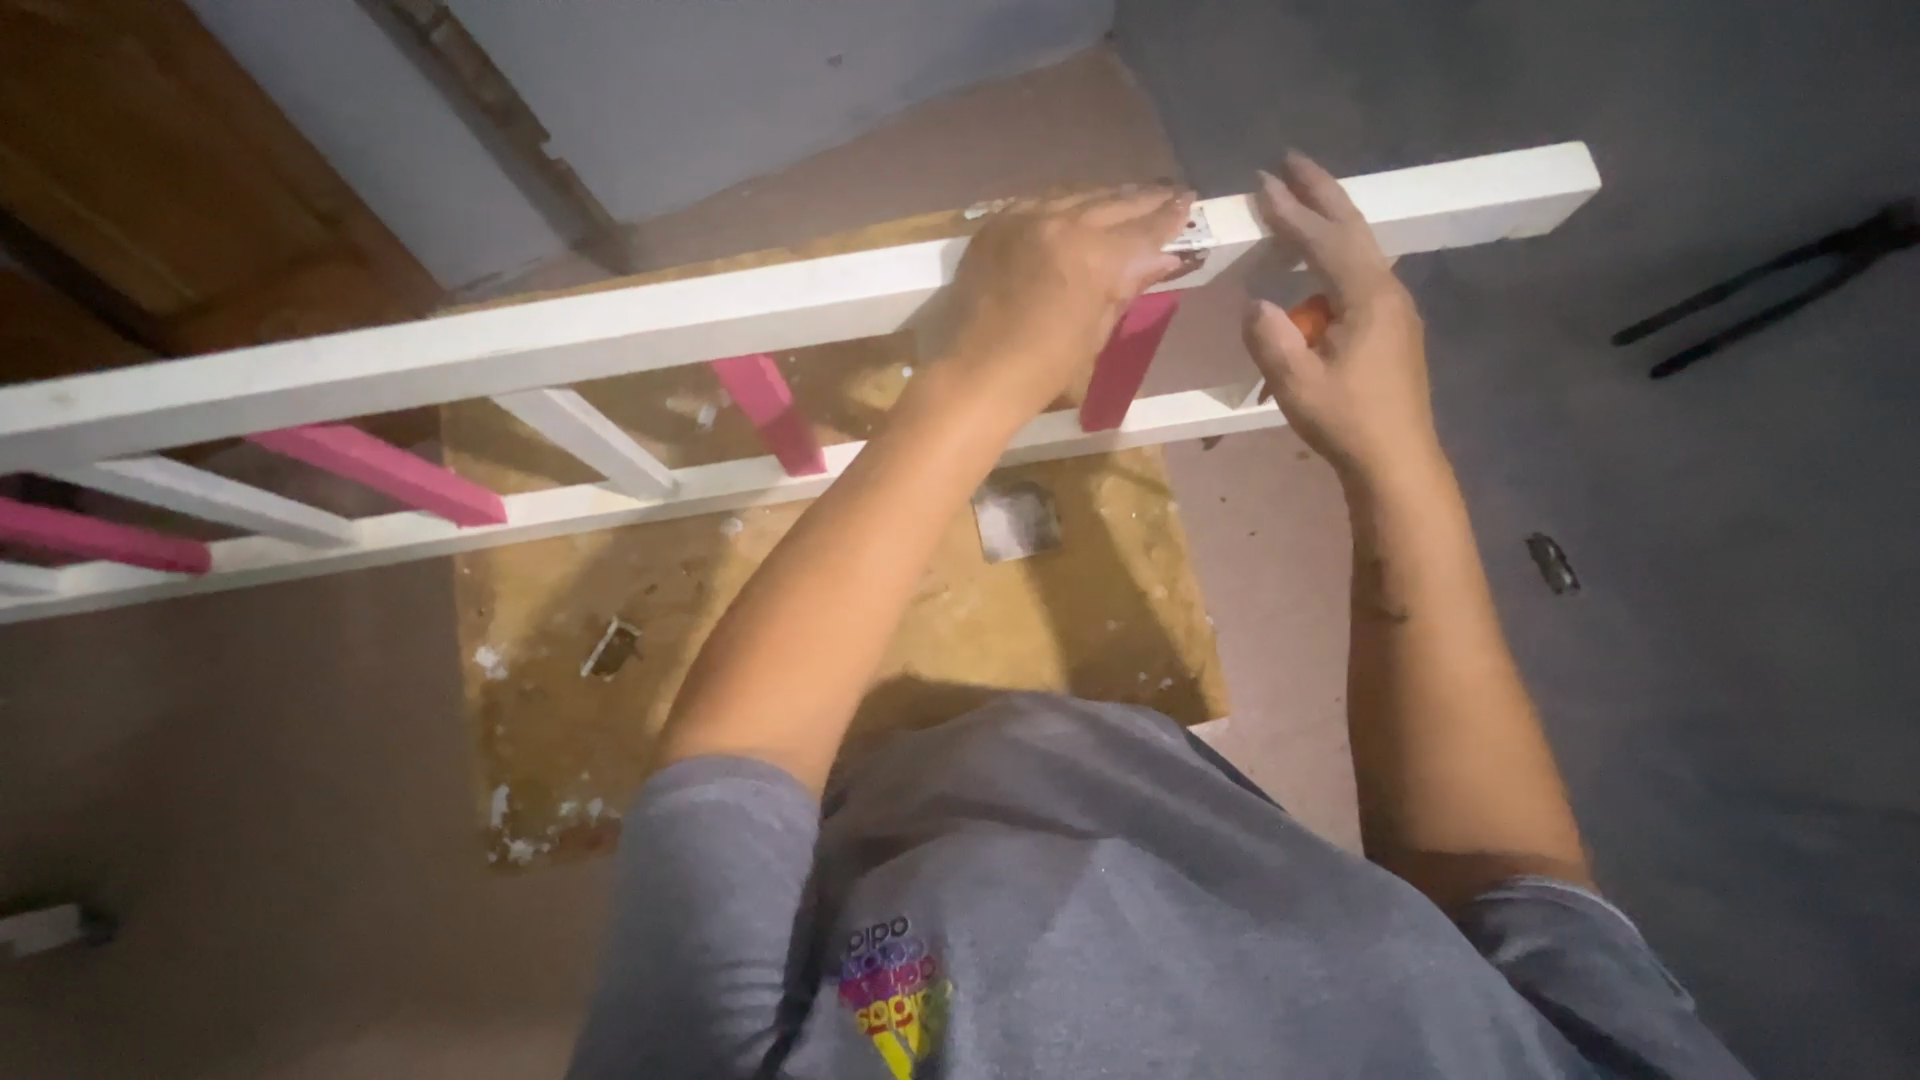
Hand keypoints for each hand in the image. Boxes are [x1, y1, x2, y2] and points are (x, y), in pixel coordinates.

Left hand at [936, 186, 1193, 419]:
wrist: (976, 374)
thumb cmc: (1044, 367)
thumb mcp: (1097, 330)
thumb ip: (1128, 285)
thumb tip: (1163, 258)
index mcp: (1094, 255)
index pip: (1143, 228)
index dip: (1169, 218)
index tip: (1188, 204)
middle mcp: (1061, 223)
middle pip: (1112, 203)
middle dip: (1144, 199)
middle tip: (1168, 194)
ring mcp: (1023, 218)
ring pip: (1076, 194)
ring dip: (1105, 196)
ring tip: (1127, 197)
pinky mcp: (995, 223)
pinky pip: (1039, 200)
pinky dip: (1064, 202)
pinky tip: (1076, 205)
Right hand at [1242, 152, 1442, 487]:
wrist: (1397, 460)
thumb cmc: (1347, 422)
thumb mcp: (1297, 384)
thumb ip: (1272, 338)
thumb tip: (1255, 303)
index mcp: (1368, 298)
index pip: (1323, 241)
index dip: (1291, 213)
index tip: (1262, 183)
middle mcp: (1389, 292)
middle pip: (1352, 229)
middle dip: (1321, 193)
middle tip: (1291, 161)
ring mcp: (1395, 310)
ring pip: (1359, 250)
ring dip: (1329, 221)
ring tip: (1300, 204)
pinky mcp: (1392, 329)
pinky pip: (1359, 275)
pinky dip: (1333, 256)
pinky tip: (1317, 266)